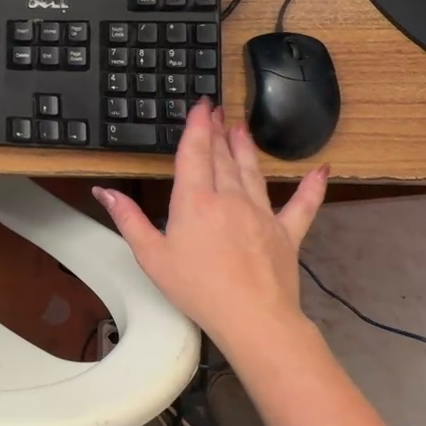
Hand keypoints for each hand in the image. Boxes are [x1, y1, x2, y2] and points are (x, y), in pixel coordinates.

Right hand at [93, 98, 329, 356]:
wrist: (254, 319)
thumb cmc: (196, 287)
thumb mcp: (150, 254)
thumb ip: (128, 218)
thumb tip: (104, 192)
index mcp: (195, 202)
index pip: (194, 155)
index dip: (196, 128)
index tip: (200, 106)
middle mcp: (230, 199)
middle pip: (222, 158)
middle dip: (217, 131)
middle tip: (217, 109)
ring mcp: (263, 214)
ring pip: (253, 173)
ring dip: (246, 148)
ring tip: (242, 127)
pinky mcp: (287, 233)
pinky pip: (303, 205)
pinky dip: (312, 187)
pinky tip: (321, 170)